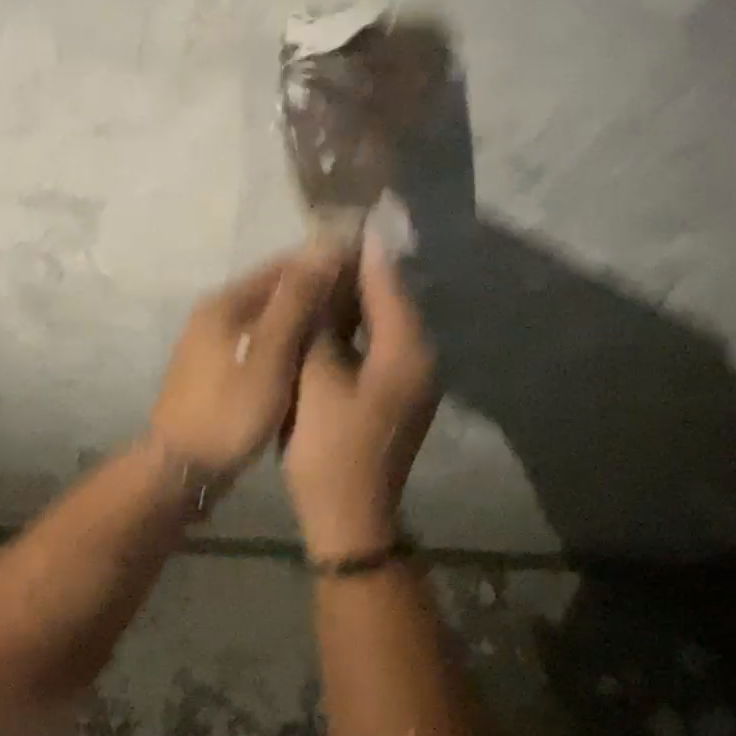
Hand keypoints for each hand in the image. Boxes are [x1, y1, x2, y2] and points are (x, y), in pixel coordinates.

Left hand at [149, 249, 344, 475]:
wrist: (183, 467)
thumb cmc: (229, 412)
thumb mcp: (269, 355)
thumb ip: (295, 301)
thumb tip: (323, 245)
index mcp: (225, 302)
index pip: (284, 265)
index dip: (326, 264)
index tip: (369, 273)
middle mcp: (215, 314)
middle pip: (275, 291)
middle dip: (317, 292)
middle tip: (366, 306)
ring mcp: (212, 344)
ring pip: (268, 320)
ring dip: (303, 320)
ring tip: (348, 331)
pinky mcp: (216, 370)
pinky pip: (259, 344)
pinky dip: (286, 345)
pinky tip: (312, 360)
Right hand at [284, 239, 439, 562]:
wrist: (349, 516)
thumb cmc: (329, 446)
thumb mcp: (315, 378)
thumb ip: (319, 323)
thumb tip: (319, 277)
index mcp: (407, 349)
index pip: (387, 282)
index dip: (362, 251)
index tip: (338, 218)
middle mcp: (421, 358)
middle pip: (389, 301)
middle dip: (355, 275)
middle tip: (317, 249)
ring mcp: (412, 380)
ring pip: (382, 326)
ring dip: (352, 304)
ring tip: (314, 280)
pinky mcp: (397, 397)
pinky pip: (376, 349)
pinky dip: (352, 333)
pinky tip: (322, 325)